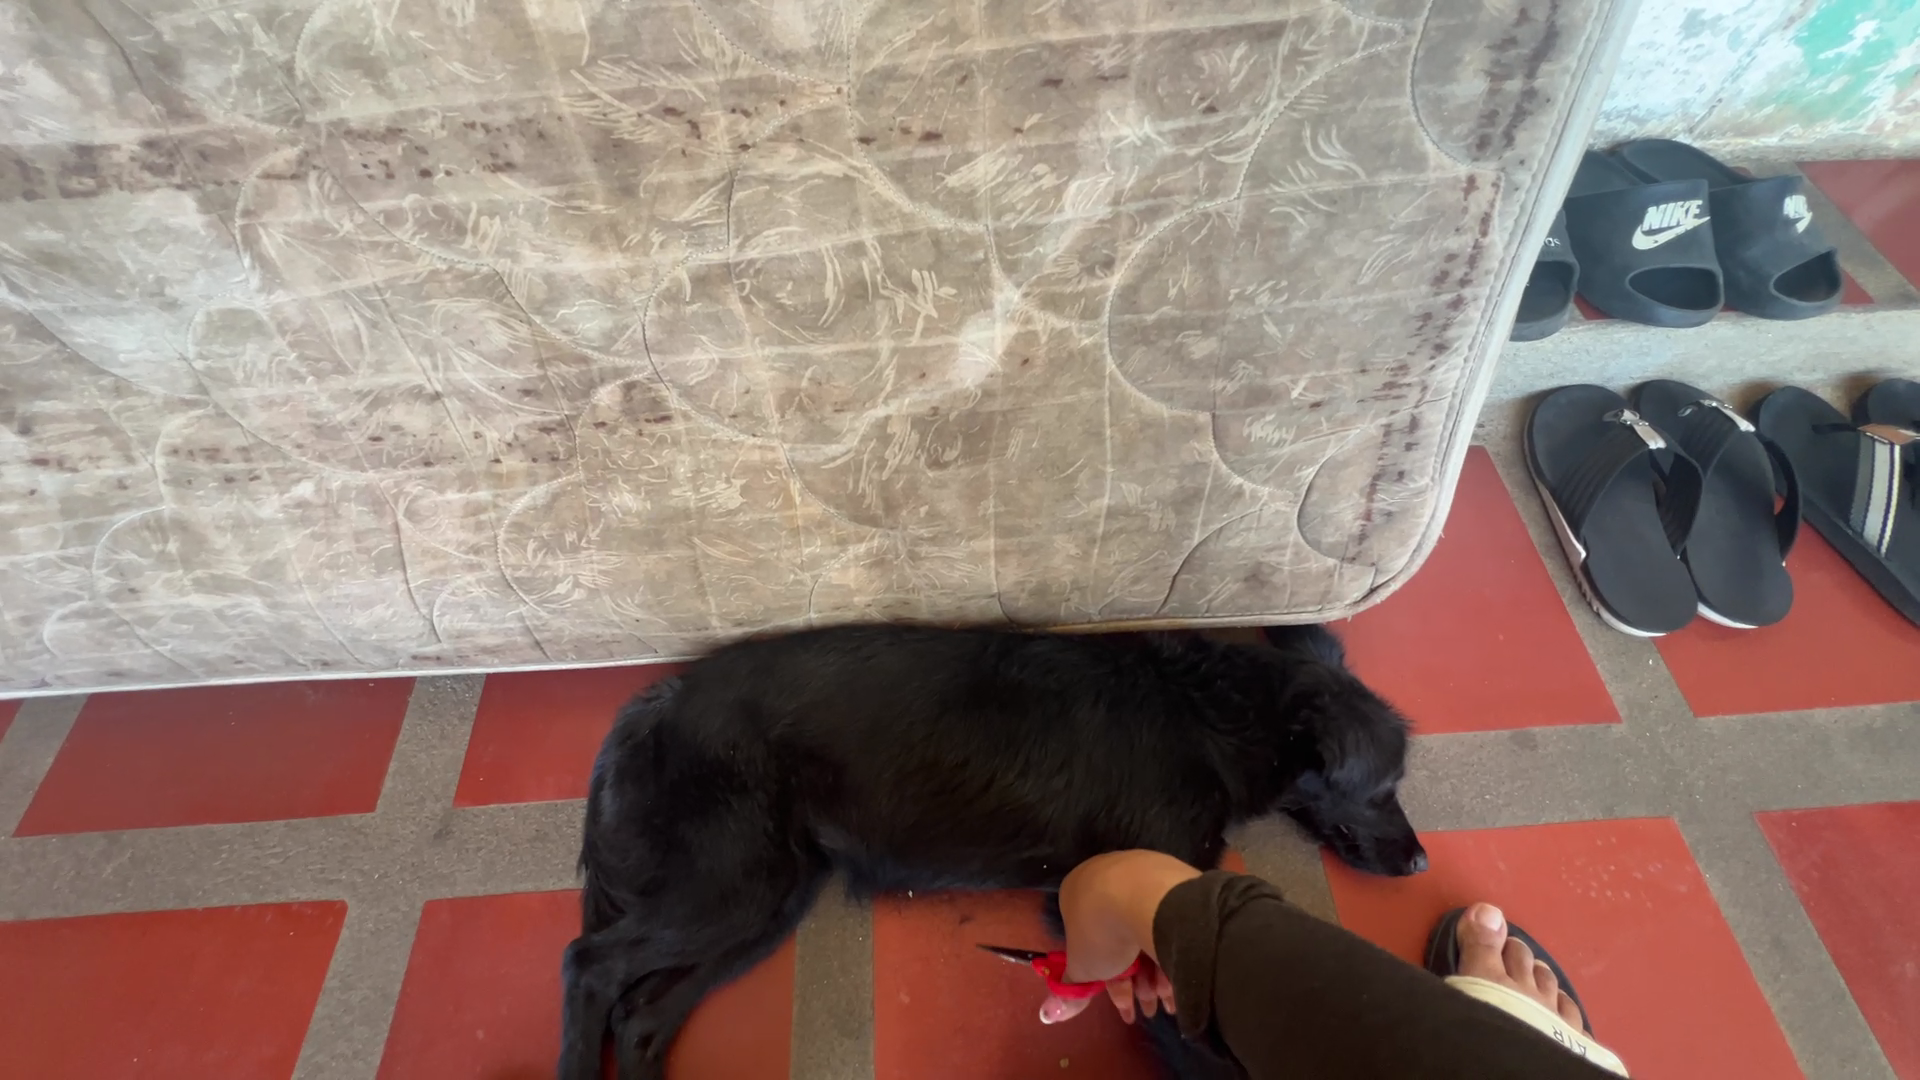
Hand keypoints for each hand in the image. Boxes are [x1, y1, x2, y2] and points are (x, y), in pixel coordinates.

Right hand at [1038, 850, 1200, 1025]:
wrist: (1142, 896)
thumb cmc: (1100, 930)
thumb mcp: (1081, 967)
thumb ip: (1069, 987)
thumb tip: (1048, 1013)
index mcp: (1074, 891)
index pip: (1087, 940)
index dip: (1106, 979)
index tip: (1124, 1004)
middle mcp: (1101, 878)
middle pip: (1117, 938)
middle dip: (1134, 980)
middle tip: (1149, 1008)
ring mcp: (1133, 873)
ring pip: (1141, 930)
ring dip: (1154, 971)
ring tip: (1167, 999)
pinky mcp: (1162, 874)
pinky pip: (1161, 918)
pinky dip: (1168, 948)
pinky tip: (1177, 974)